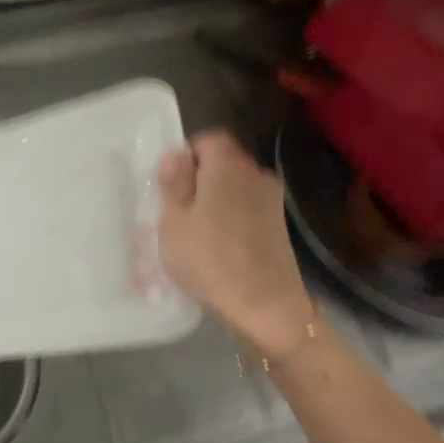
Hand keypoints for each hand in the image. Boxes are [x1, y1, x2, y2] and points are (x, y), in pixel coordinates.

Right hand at [158, 131, 316, 358]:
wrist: (262, 302)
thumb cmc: (207, 259)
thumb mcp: (173, 222)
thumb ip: (173, 185)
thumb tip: (176, 156)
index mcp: (228, 167)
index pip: (208, 140)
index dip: (185, 156)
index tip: (167, 185)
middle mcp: (255, 175)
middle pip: (223, 164)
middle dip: (197, 180)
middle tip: (172, 211)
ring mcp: (270, 200)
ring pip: (233, 188)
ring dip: (212, 202)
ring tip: (191, 233)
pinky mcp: (276, 225)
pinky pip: (244, 209)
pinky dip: (227, 219)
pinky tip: (213, 247)